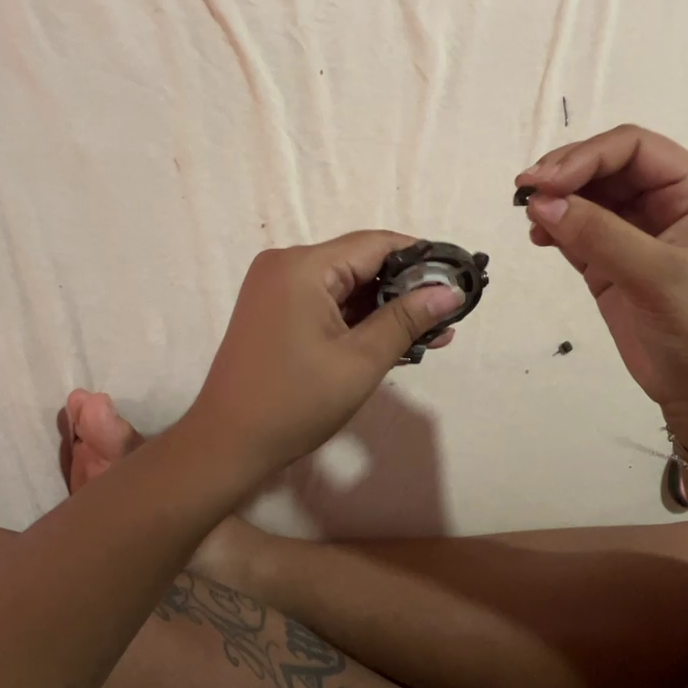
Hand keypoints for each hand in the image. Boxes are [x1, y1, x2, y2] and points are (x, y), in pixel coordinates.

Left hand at [186, 231, 464, 472]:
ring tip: (433, 335)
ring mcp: (276, 288)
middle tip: (450, 315)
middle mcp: (286, 265)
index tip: (460, 278)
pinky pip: (327, 303)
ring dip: (386, 309)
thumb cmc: (295, 402)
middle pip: (361, 262)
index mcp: (303, 266)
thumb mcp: (360, 361)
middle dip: (407, 289)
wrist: (227, 443)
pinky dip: (358, 320)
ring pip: (346, 286)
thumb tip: (451, 291)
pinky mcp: (274, 311)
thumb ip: (406, 320)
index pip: (377, 244)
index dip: (423, 258)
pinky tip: (395, 340)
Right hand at [517, 125, 687, 454]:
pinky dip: (555, 229)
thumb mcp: (661, 277)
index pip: (634, 148)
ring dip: (556, 199)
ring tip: (527, 215)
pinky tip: (537, 236)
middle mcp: (665, 205)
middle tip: (524, 192)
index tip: (545, 182)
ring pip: (588, 198)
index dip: (587, 156)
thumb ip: (600, 235)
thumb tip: (539, 200)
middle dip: (565, 173)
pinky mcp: (613, 268)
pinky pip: (578, 234)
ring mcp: (637, 237)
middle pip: (606, 167)